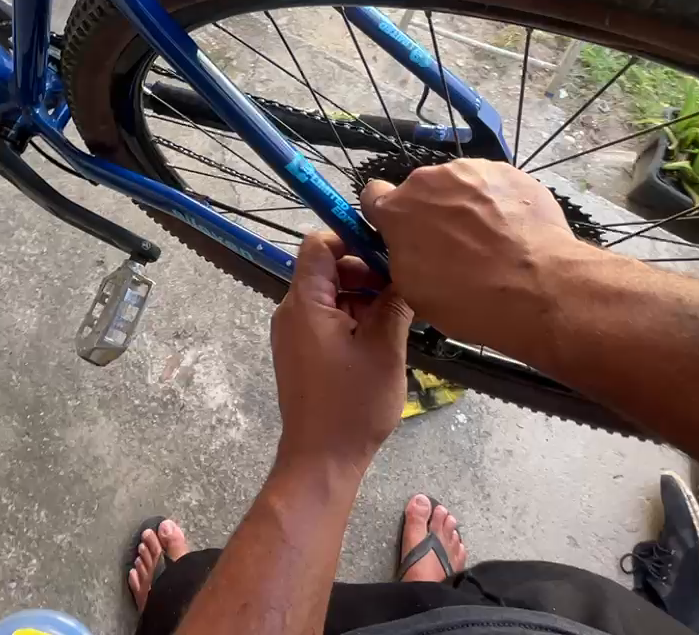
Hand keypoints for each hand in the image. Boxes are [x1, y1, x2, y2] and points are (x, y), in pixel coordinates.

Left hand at [270, 232, 414, 473]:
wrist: (321, 460)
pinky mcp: (300, 352)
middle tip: (400, 288)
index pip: (317, 245)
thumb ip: (393, 303)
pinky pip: (324, 318)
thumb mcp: (384, 348)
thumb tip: (407, 274)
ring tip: (397, 314)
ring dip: (360, 297)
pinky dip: (351, 318)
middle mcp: (291, 311)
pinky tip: (381, 336)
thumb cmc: (352, 403)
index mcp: (304, 302)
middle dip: (363, 272)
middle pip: (325, 270)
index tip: (386, 251)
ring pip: (328, 295)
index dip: (350, 239)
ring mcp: (293, 333)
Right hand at [359, 160, 582, 341]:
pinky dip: (498, 203)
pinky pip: (493, 184)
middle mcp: (428, 180)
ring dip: (464, 206)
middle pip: (420, 191)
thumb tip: (407, 249)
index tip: (398, 233)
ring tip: (489, 241)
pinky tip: (513, 231)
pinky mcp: (507, 171)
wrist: (538, 288)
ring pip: (458, 186)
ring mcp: (470, 171)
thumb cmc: (470, 296)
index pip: (372, 196)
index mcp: (396, 209)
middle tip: (453, 247)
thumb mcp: (412, 290)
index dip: (384, 216)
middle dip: (430, 213)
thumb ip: (399, 256)